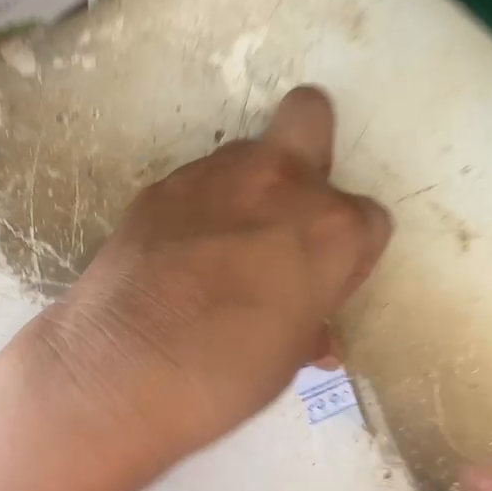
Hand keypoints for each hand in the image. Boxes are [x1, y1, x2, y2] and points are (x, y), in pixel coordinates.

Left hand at [22, 86, 391, 462]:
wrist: (123, 365)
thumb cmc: (227, 375)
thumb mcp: (288, 356)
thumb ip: (309, 322)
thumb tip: (313, 333)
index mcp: (331, 228)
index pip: (368, 219)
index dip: (348, 252)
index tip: (322, 279)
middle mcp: (281, 182)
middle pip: (311, 116)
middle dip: (310, 146)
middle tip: (286, 207)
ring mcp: (216, 173)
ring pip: (247, 153)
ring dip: (247, 187)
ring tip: (219, 244)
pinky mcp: (163, 182)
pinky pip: (198, 182)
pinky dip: (200, 206)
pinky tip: (178, 251)